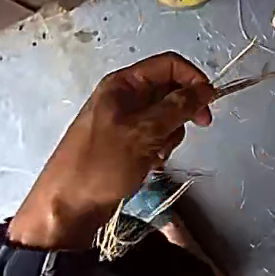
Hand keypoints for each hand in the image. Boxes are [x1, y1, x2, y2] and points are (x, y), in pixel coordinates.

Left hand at [11, 52, 213, 248]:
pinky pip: (156, 134)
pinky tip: (152, 162)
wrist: (65, 210)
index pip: (169, 65)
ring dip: (172, 133)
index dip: (193, 78)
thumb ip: (179, 106)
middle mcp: (125, 97)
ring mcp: (125, 120)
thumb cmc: (101, 165)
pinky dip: (161, 146)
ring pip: (167, 114)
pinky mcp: (126, 142)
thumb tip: (206, 89)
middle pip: (170, 89)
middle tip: (198, 126)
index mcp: (123, 84)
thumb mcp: (145, 132)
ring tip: (160, 152)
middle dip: (184, 109)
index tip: (208, 102)